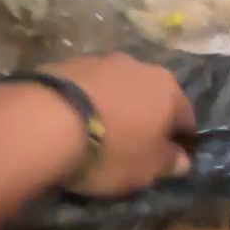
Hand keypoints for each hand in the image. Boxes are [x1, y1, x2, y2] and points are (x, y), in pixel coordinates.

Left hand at [43, 53, 195, 196]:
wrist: (43, 121)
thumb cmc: (110, 150)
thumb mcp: (146, 169)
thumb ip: (169, 163)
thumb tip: (182, 160)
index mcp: (169, 90)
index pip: (186, 116)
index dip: (181, 139)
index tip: (170, 158)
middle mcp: (141, 66)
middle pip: (152, 95)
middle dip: (148, 116)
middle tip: (134, 143)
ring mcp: (102, 60)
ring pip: (119, 87)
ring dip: (116, 105)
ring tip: (100, 131)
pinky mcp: (67, 62)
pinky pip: (88, 86)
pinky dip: (88, 101)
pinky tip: (75, 121)